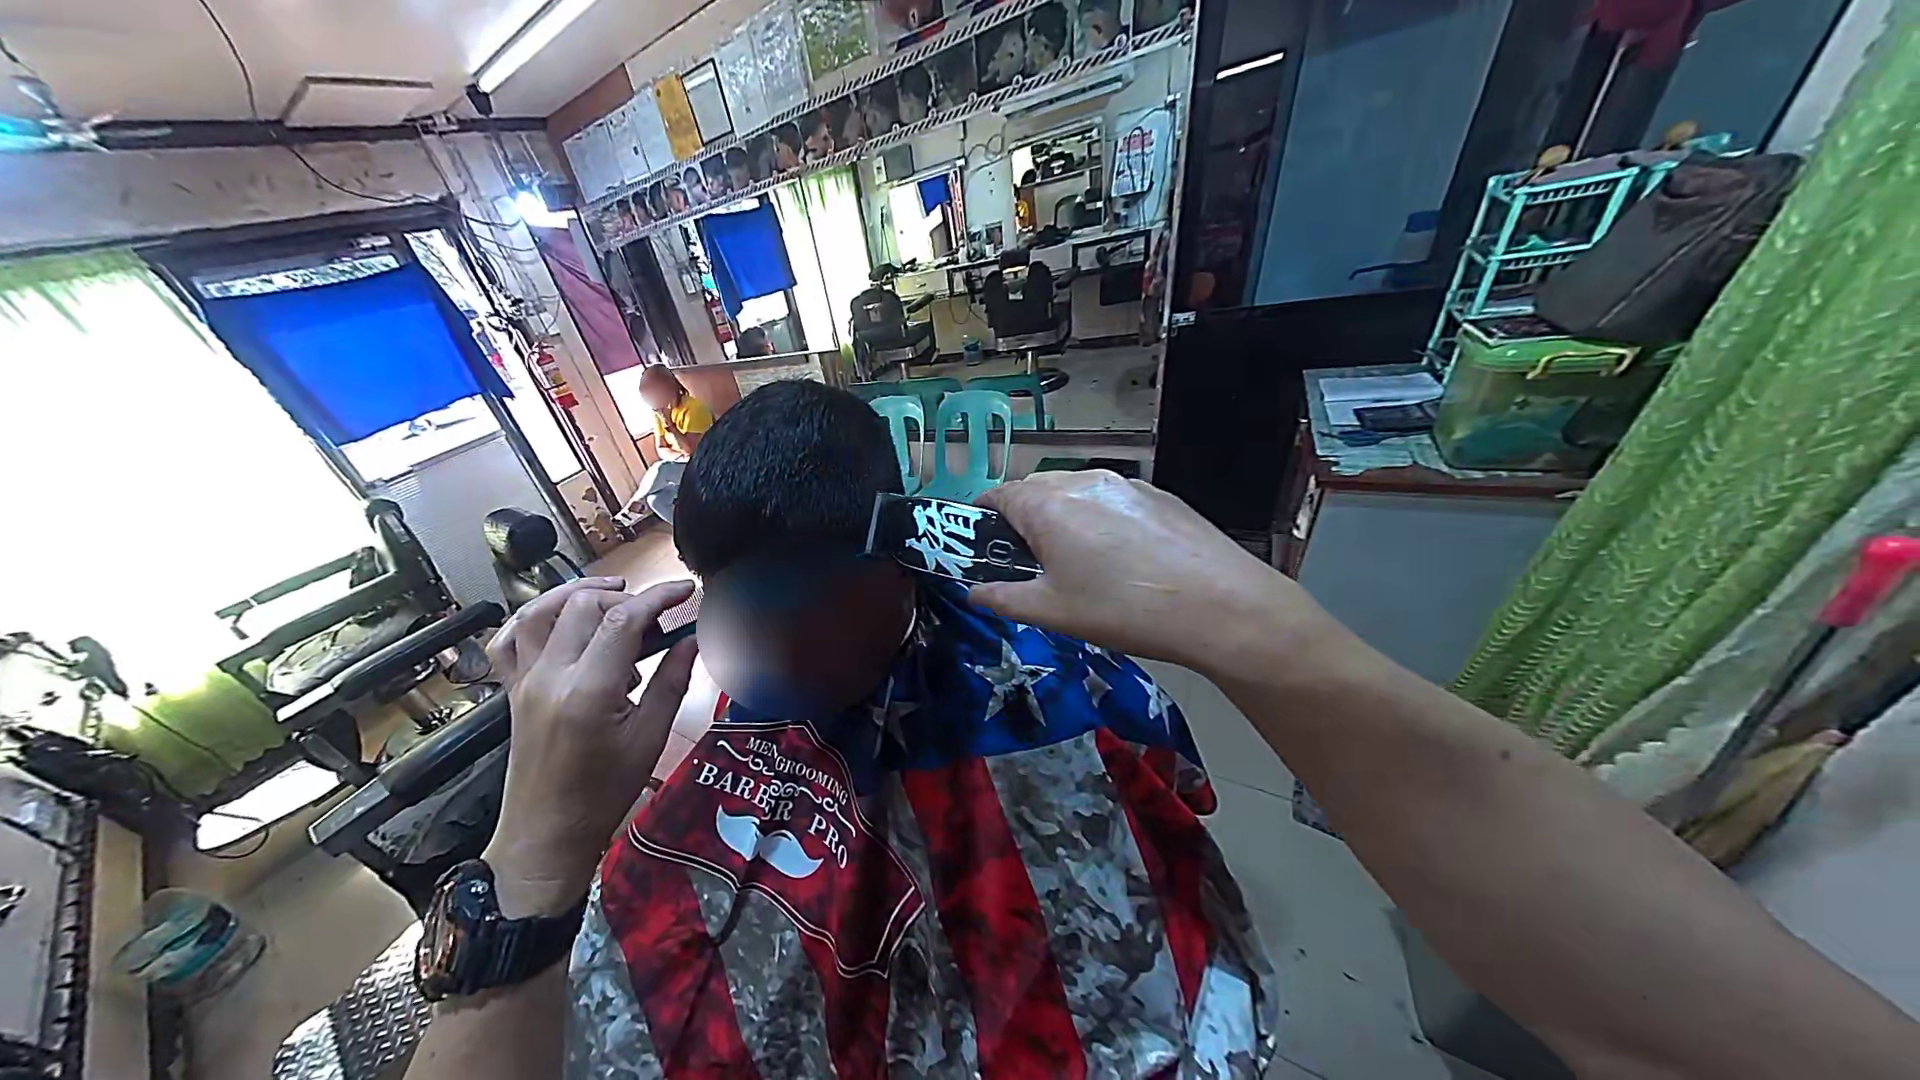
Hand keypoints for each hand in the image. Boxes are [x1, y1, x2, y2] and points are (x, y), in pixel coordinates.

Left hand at [481, 577, 698, 915]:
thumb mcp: (650, 736)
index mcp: (589, 691)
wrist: (547, 834)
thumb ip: (673, 680)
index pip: (624, 620)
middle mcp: (550, 677)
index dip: (659, 597)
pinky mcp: (513, 689)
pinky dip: (534, 617)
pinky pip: (511, 639)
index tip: (685, 591)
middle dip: (627, 598)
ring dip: (579, 594)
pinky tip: (561, 617)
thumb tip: (693, 639)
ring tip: (614, 596)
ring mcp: (525, 681)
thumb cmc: (604, 792)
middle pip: (583, 606)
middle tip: (656, 615)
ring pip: (540, 611)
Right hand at [970, 471, 1352, 679]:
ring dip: (1064, 516)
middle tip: (1032, 560)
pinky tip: (1124, 557)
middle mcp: (1083, 480)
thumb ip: (1003, 598)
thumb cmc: (1122, 610)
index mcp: (1047, 505)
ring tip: (1081, 561)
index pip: (998, 493)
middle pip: (1036, 488)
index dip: (983, 516)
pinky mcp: (1159, 493)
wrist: (1221, 606)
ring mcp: (1126, 483)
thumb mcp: (1053, 612)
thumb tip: (973, 592)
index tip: (983, 543)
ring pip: (1077, 491)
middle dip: (1023, 517)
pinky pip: (1113, 498)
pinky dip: (1102, 518)